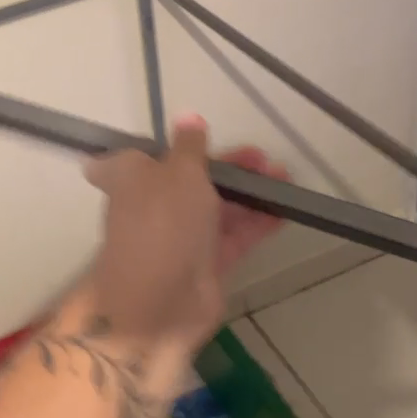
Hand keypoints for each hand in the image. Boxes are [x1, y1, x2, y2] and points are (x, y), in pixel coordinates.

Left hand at [79, 115, 288, 362]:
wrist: (158, 301)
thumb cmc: (163, 221)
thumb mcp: (178, 171)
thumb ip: (190, 145)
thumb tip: (188, 116)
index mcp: (131, 176)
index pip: (142, 156)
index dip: (168, 148)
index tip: (198, 139)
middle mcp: (152, 203)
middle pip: (191, 178)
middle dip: (227, 167)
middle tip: (262, 158)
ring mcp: (180, 235)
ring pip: (216, 206)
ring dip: (248, 192)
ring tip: (284, 177)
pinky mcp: (205, 262)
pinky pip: (234, 235)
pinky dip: (256, 221)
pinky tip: (285, 209)